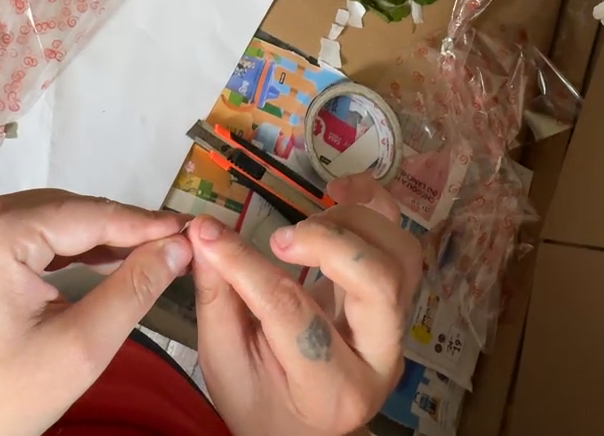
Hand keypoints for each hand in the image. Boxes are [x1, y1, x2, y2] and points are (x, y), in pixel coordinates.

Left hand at [0, 190, 191, 435]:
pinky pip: (31, 231)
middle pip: (73, 212)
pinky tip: (104, 259)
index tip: (193, 229)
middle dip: (124, 230)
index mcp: (0, 230)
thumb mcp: (78, 349)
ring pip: (55, 218)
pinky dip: (68, 247)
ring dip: (99, 237)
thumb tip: (178, 246)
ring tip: (151, 253)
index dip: (147, 224)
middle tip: (177, 246)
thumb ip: (134, 290)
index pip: (92, 215)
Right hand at [190, 174, 424, 435]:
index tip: (208, 233)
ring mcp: (396, 326)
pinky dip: (374, 202)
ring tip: (304, 229)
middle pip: (380, 284)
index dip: (246, 266)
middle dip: (328, 244)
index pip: (295, 315)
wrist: (304, 420)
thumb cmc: (260, 396)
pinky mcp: (397, 295)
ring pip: (400, 255)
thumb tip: (203, 231)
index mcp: (332, 391)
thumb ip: (216, 295)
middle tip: (278, 240)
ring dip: (352, 223)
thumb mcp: (224, 359)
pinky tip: (337, 190)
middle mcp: (379, 359)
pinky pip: (401, 236)